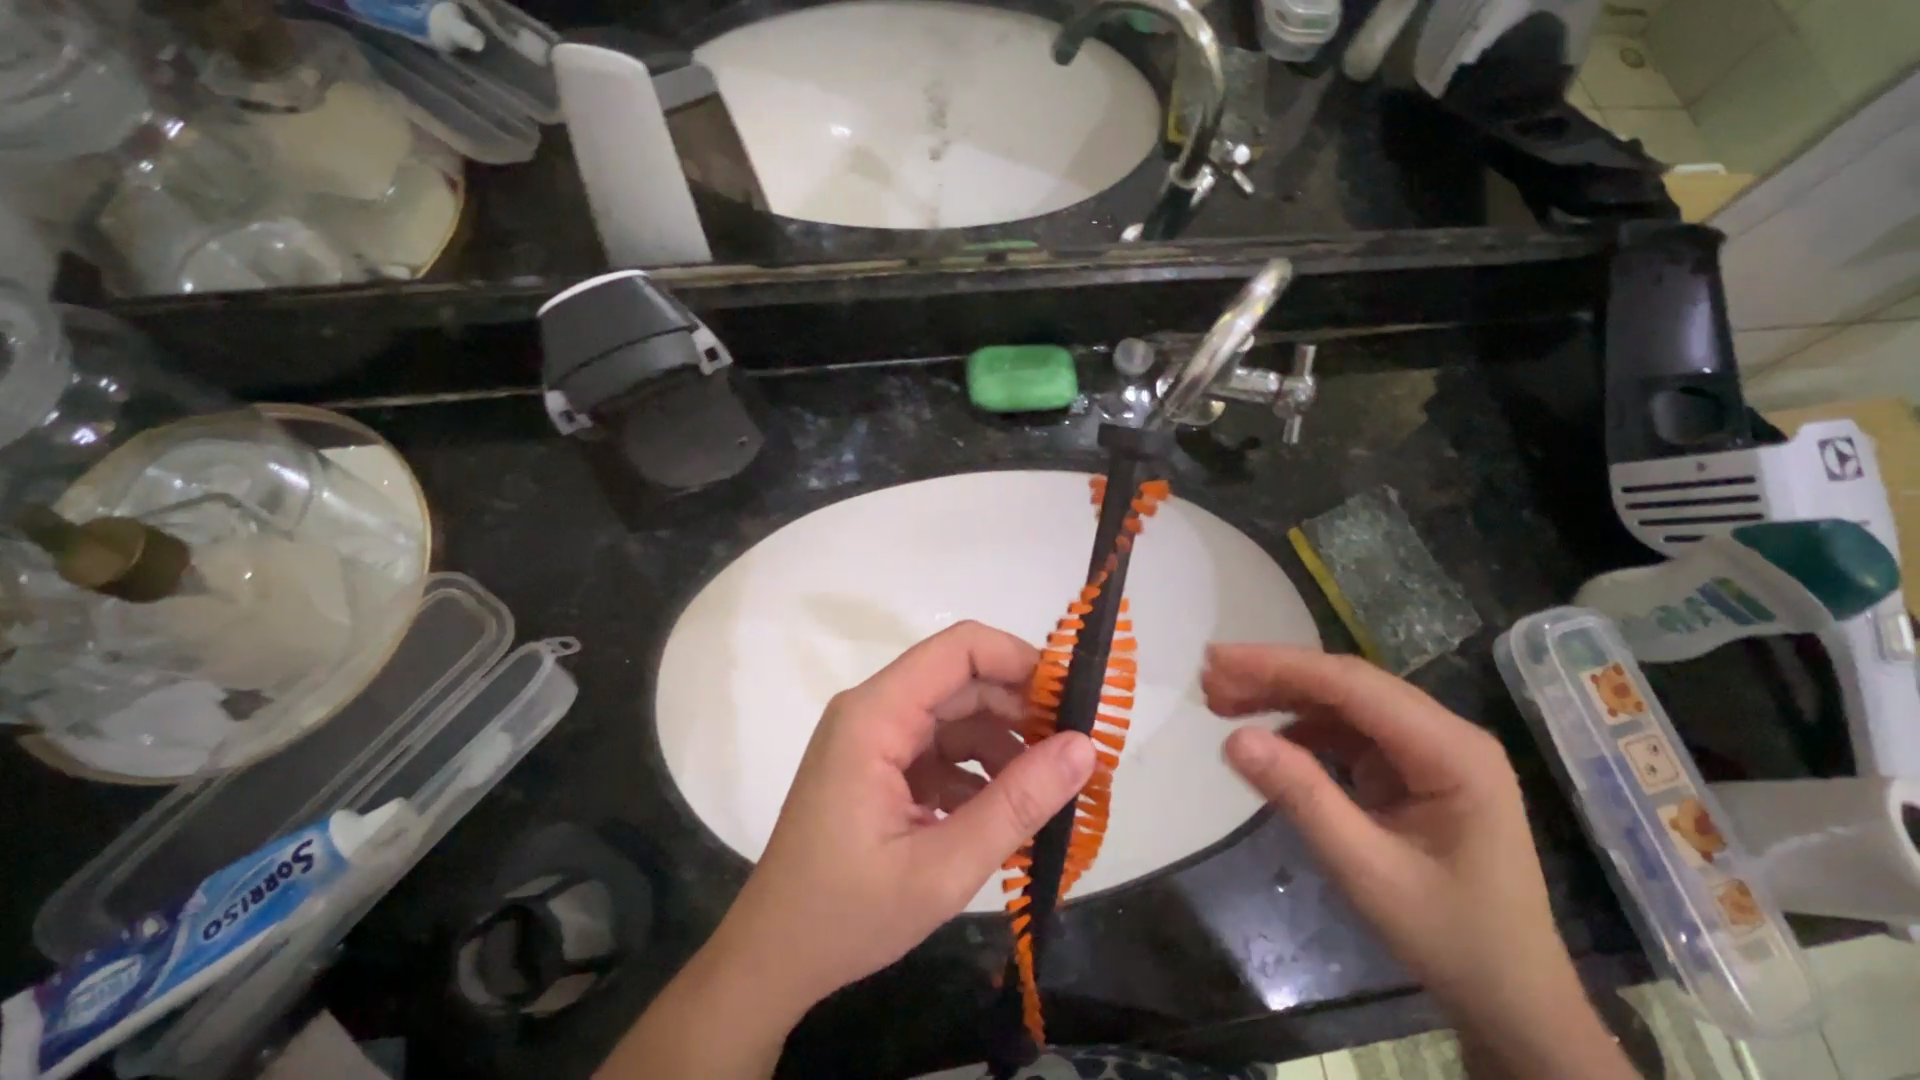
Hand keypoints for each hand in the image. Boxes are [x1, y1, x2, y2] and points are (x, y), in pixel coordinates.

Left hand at [719, 620, 1096, 1010]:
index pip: (960, 649)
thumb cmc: (847, 915)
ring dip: (1007, 747)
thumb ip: (1017, 804)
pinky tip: (1009, 813)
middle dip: (1025, 711)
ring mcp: (873, 741)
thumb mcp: (943, 867)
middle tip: (1081, 753)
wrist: (774, 958)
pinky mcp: (879, 769)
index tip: (1078, 699)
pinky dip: (980, 775)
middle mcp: (872, 713)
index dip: (1023, 660)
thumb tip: (1085, 747)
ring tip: (1054, 791)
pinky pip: (942, 752)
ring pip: (957, 718)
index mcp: (875, 717)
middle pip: (963, 682)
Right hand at [1204, 645, 1628, 1076]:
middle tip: (1208, 680)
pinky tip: (1267, 742)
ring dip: (1285, 701)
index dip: (1280, 667)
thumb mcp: (1367, 871)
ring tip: (1221, 703)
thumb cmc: (1449, 936)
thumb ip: (1303, 798)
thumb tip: (1233, 739)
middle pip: (1350, 688)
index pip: (1354, 687)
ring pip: (1347, 707)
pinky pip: (1351, 737)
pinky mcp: (1413, 774)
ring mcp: (1431, 754)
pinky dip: (1304, 733)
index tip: (1216, 660)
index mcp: (1453, 751)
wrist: (1510, 997)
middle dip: (1276, 678)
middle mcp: (1447, 737)